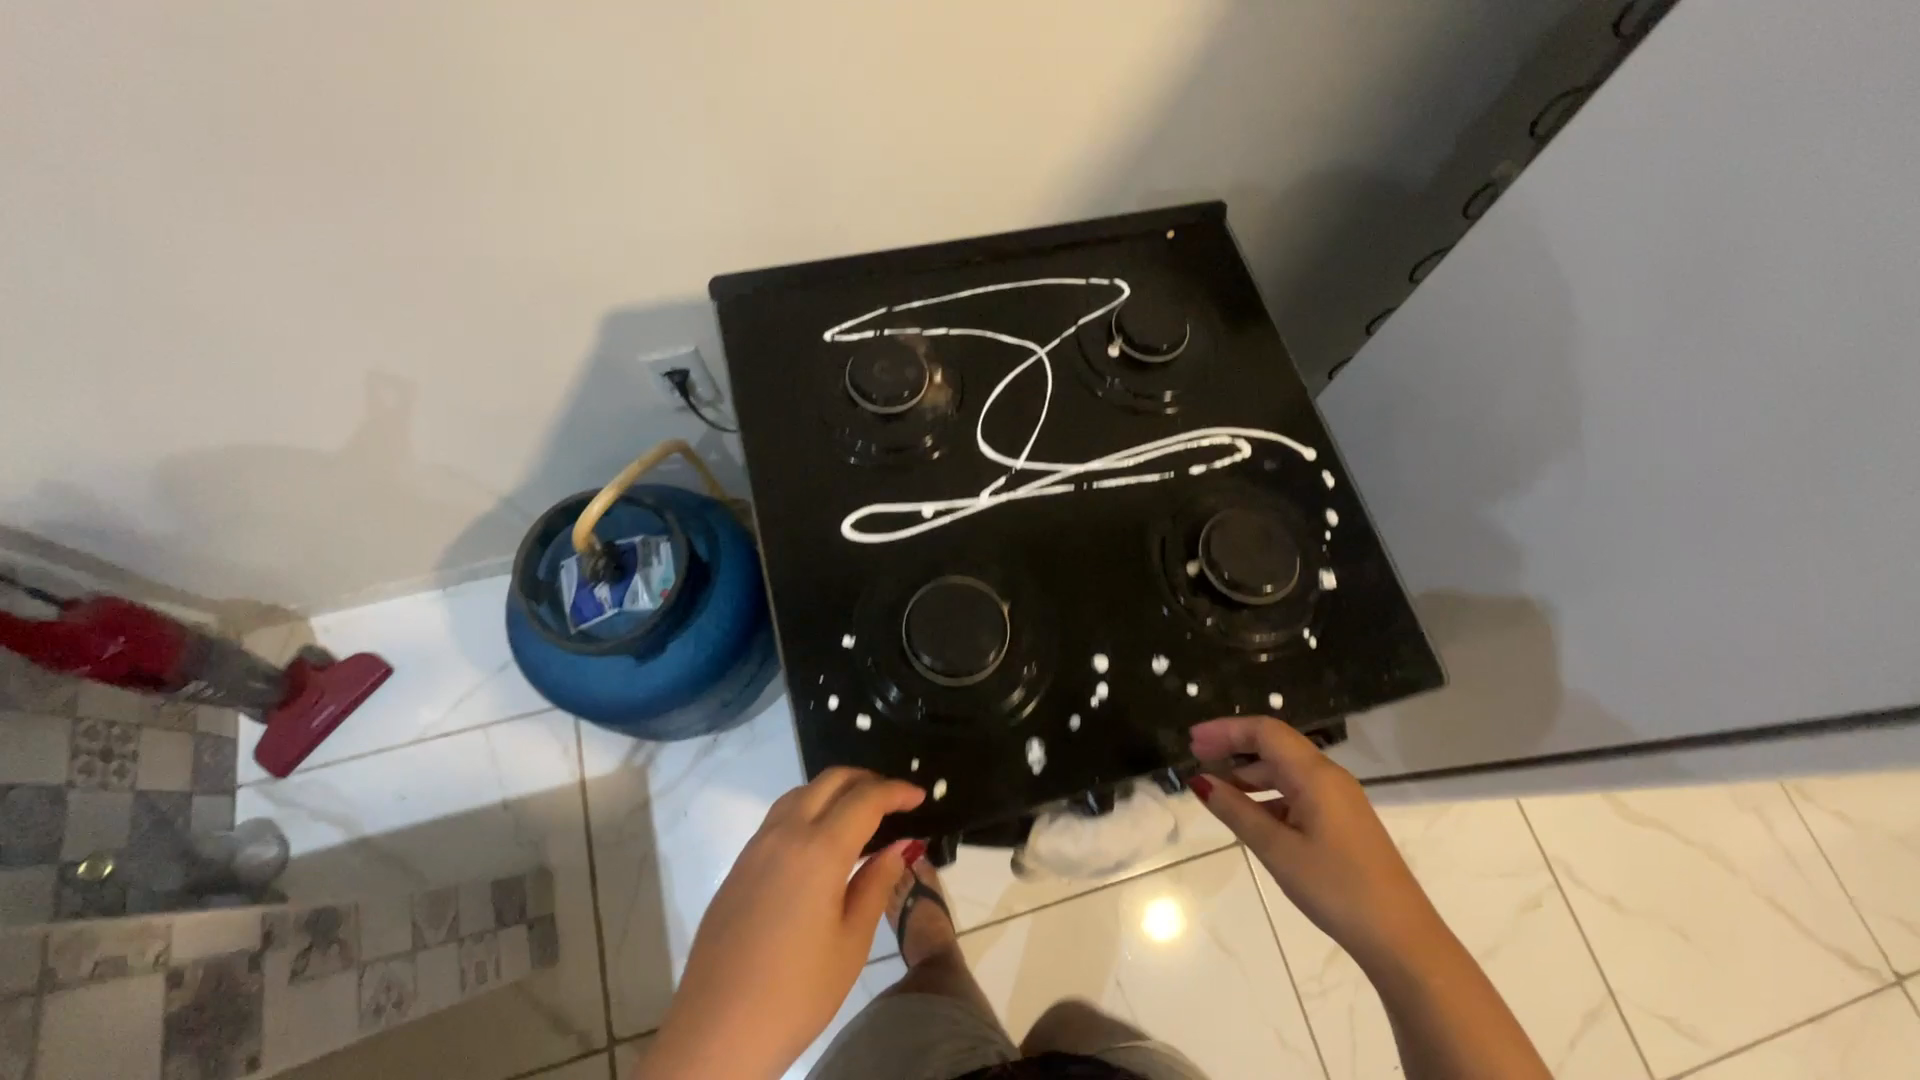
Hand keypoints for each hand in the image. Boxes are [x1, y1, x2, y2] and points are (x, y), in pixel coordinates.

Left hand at [642, 768, 923, 1079]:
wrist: (717, 1031)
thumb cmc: (797, 993)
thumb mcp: (851, 942)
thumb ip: (877, 883)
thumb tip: (900, 845)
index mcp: (818, 851)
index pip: (864, 800)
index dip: (896, 791)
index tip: (919, 796)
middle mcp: (783, 836)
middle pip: (828, 782)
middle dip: (865, 780)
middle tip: (893, 800)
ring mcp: (754, 850)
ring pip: (799, 795)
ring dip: (833, 792)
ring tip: (860, 816)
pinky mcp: (738, 869)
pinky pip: (777, 820)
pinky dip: (807, 812)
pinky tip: (821, 844)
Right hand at [1188, 716, 1444, 971]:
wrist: (1400, 936)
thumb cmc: (1336, 888)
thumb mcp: (1277, 850)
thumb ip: (1236, 811)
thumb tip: (1200, 781)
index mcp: (1316, 776)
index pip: (1265, 732)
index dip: (1225, 730)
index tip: (1191, 741)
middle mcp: (1329, 778)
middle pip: (1275, 746)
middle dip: (1234, 746)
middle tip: (1195, 758)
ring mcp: (1339, 800)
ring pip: (1286, 771)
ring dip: (1249, 774)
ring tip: (1215, 790)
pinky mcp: (1342, 821)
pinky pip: (1298, 793)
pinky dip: (1268, 796)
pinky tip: (1249, 816)